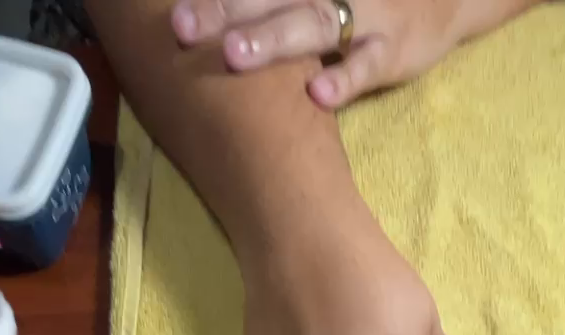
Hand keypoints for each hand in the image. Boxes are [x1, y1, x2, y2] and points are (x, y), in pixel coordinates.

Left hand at [172, 0, 537, 107]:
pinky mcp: (391, 50)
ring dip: (271, 39)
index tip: (173, 11)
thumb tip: (229, 23)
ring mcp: (362, 16)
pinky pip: (365, 67)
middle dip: (225, 9)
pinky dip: (343, 80)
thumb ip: (280, 3)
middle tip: (181, 27)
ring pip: (312, 23)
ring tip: (233, 57)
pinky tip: (317, 95)